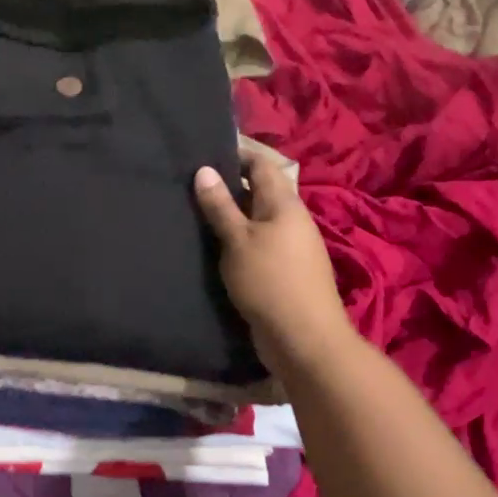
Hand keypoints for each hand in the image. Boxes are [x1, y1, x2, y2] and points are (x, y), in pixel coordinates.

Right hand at [194, 151, 351, 364]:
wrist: (305, 341)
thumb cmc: (270, 281)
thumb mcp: (237, 240)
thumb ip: (220, 205)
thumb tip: (205, 170)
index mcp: (284, 204)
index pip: (262, 165)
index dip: (236, 156)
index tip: (204, 155)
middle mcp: (292, 220)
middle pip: (260, 192)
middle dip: (230, 187)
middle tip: (191, 186)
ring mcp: (292, 247)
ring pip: (258, 220)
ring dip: (233, 217)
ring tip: (196, 215)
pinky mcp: (287, 272)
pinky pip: (260, 244)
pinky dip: (239, 241)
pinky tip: (216, 248)